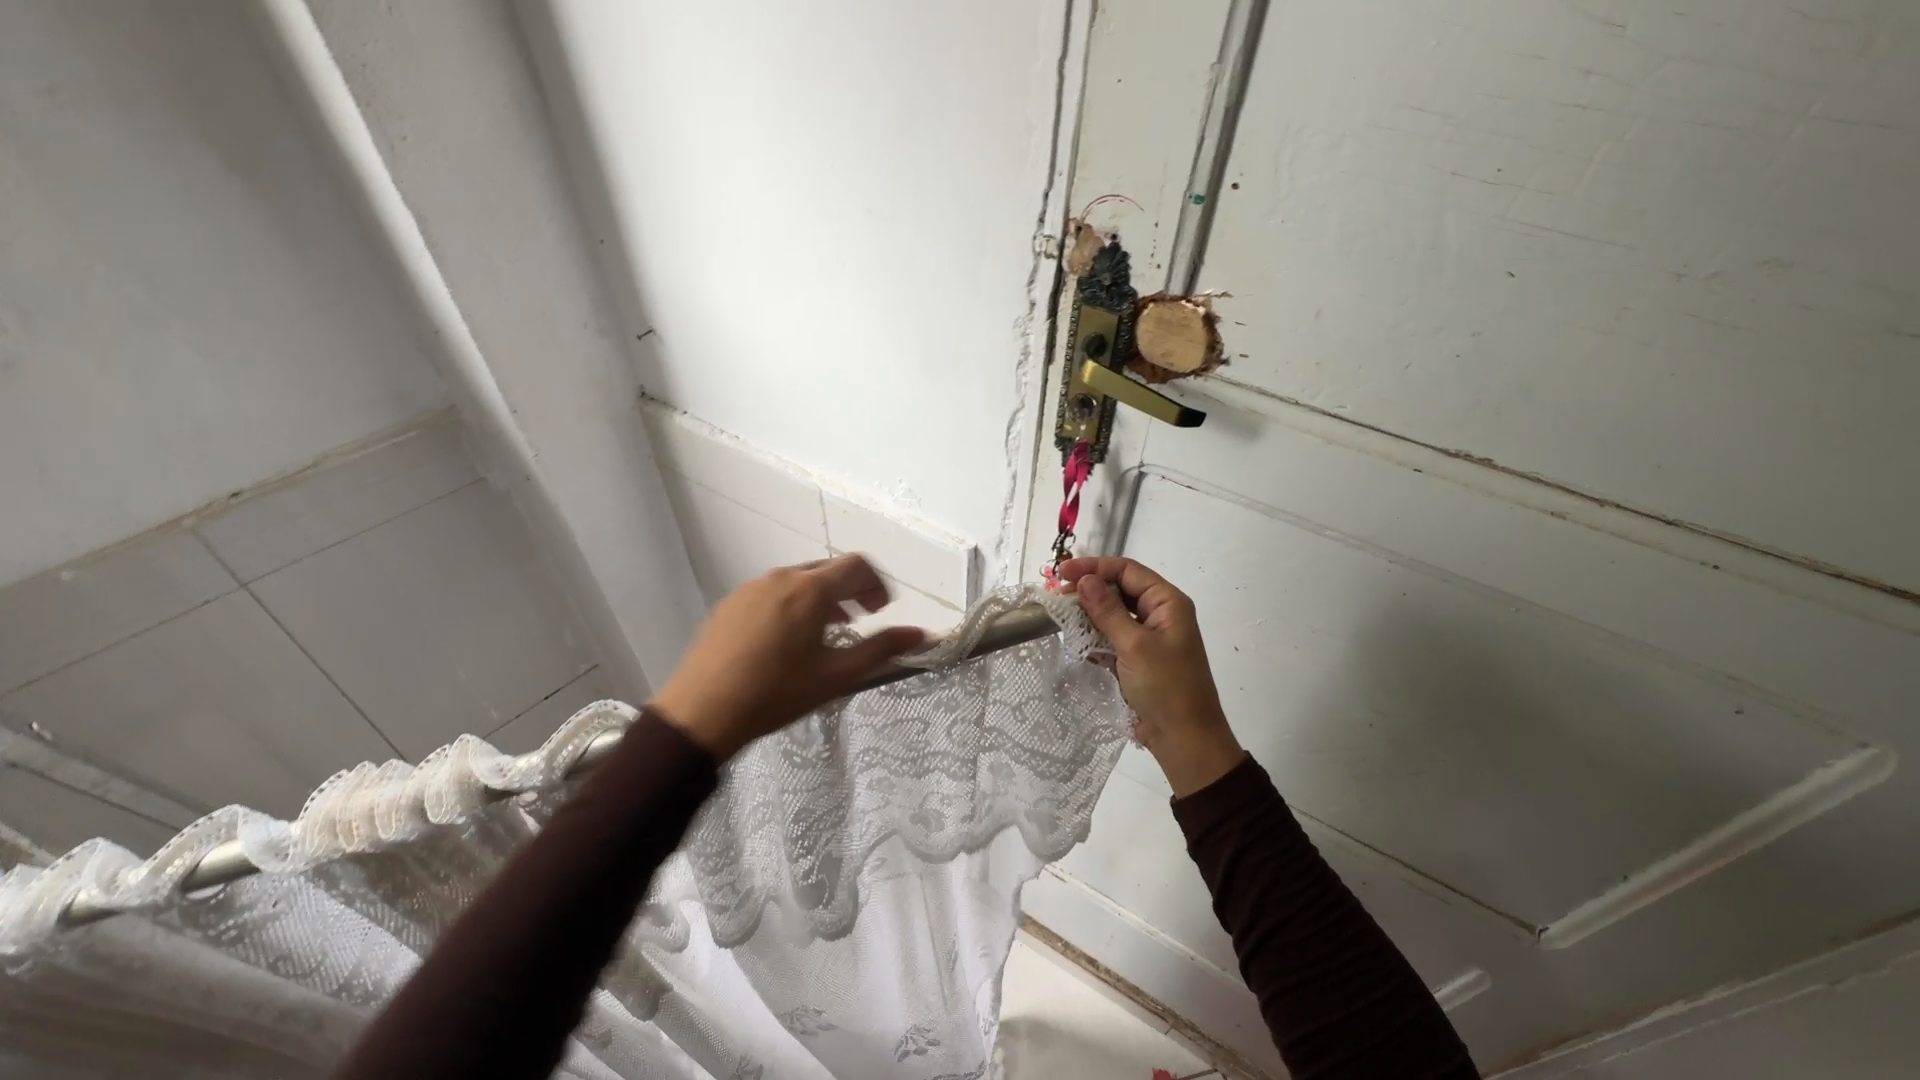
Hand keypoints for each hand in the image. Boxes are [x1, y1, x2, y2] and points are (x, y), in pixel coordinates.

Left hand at [653, 555, 927, 758]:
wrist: (701, 712)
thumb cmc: (776, 694)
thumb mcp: (836, 676)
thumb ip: (881, 650)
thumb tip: (921, 634)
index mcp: (811, 590)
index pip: (857, 565)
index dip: (878, 584)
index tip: (882, 610)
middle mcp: (781, 578)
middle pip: (828, 569)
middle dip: (851, 589)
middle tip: (861, 619)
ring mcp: (751, 588)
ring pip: (798, 580)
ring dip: (822, 597)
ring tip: (827, 630)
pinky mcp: (730, 604)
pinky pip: (772, 592)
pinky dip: (793, 604)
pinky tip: (787, 640)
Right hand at [1059, 556, 1243, 797]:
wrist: (1184, 738)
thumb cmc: (1166, 686)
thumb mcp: (1134, 645)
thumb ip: (1107, 610)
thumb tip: (1084, 580)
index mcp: (1168, 603)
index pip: (1127, 571)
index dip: (1094, 567)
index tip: (1062, 572)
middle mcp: (1159, 614)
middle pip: (1118, 590)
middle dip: (1088, 591)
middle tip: (1056, 597)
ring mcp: (1147, 638)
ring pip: (1112, 615)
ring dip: (1088, 616)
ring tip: (1060, 618)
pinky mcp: (1135, 660)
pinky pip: (1110, 639)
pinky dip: (1093, 639)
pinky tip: (1075, 643)